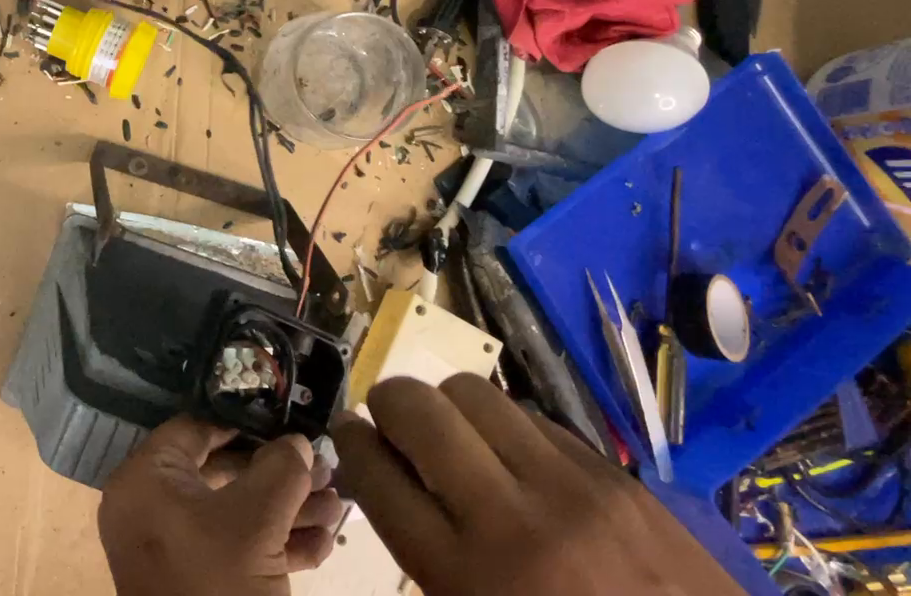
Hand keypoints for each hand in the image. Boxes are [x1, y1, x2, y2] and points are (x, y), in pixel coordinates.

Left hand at [98, 415, 341, 595]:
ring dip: (287, 509)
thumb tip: (298, 442)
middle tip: (326, 470)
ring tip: (339, 505)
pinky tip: (324, 543)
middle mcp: (151, 505)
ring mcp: (172, 546)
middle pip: (220, 472)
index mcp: (144, 479)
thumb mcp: (254, 524)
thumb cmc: (216, 587)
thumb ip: (278, 473)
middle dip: (277, 475)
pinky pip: (234, 548)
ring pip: (234, 512)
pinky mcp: (195, 581)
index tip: (287, 422)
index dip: (243, 425)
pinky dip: (274, 544)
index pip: (193, 431)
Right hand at [333, 374, 743, 595]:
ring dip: (445, 406)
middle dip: (387, 405)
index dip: (348, 442)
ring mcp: (572, 491)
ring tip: (455, 436)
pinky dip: (504, 428)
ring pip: (470, 391)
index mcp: (466, 575)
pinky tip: (514, 460)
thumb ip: (420, 552)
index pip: (372, 470)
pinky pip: (532, 418)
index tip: (349, 434)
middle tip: (394, 427)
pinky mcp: (618, 478)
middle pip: (414, 408)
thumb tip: (379, 472)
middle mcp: (512, 520)